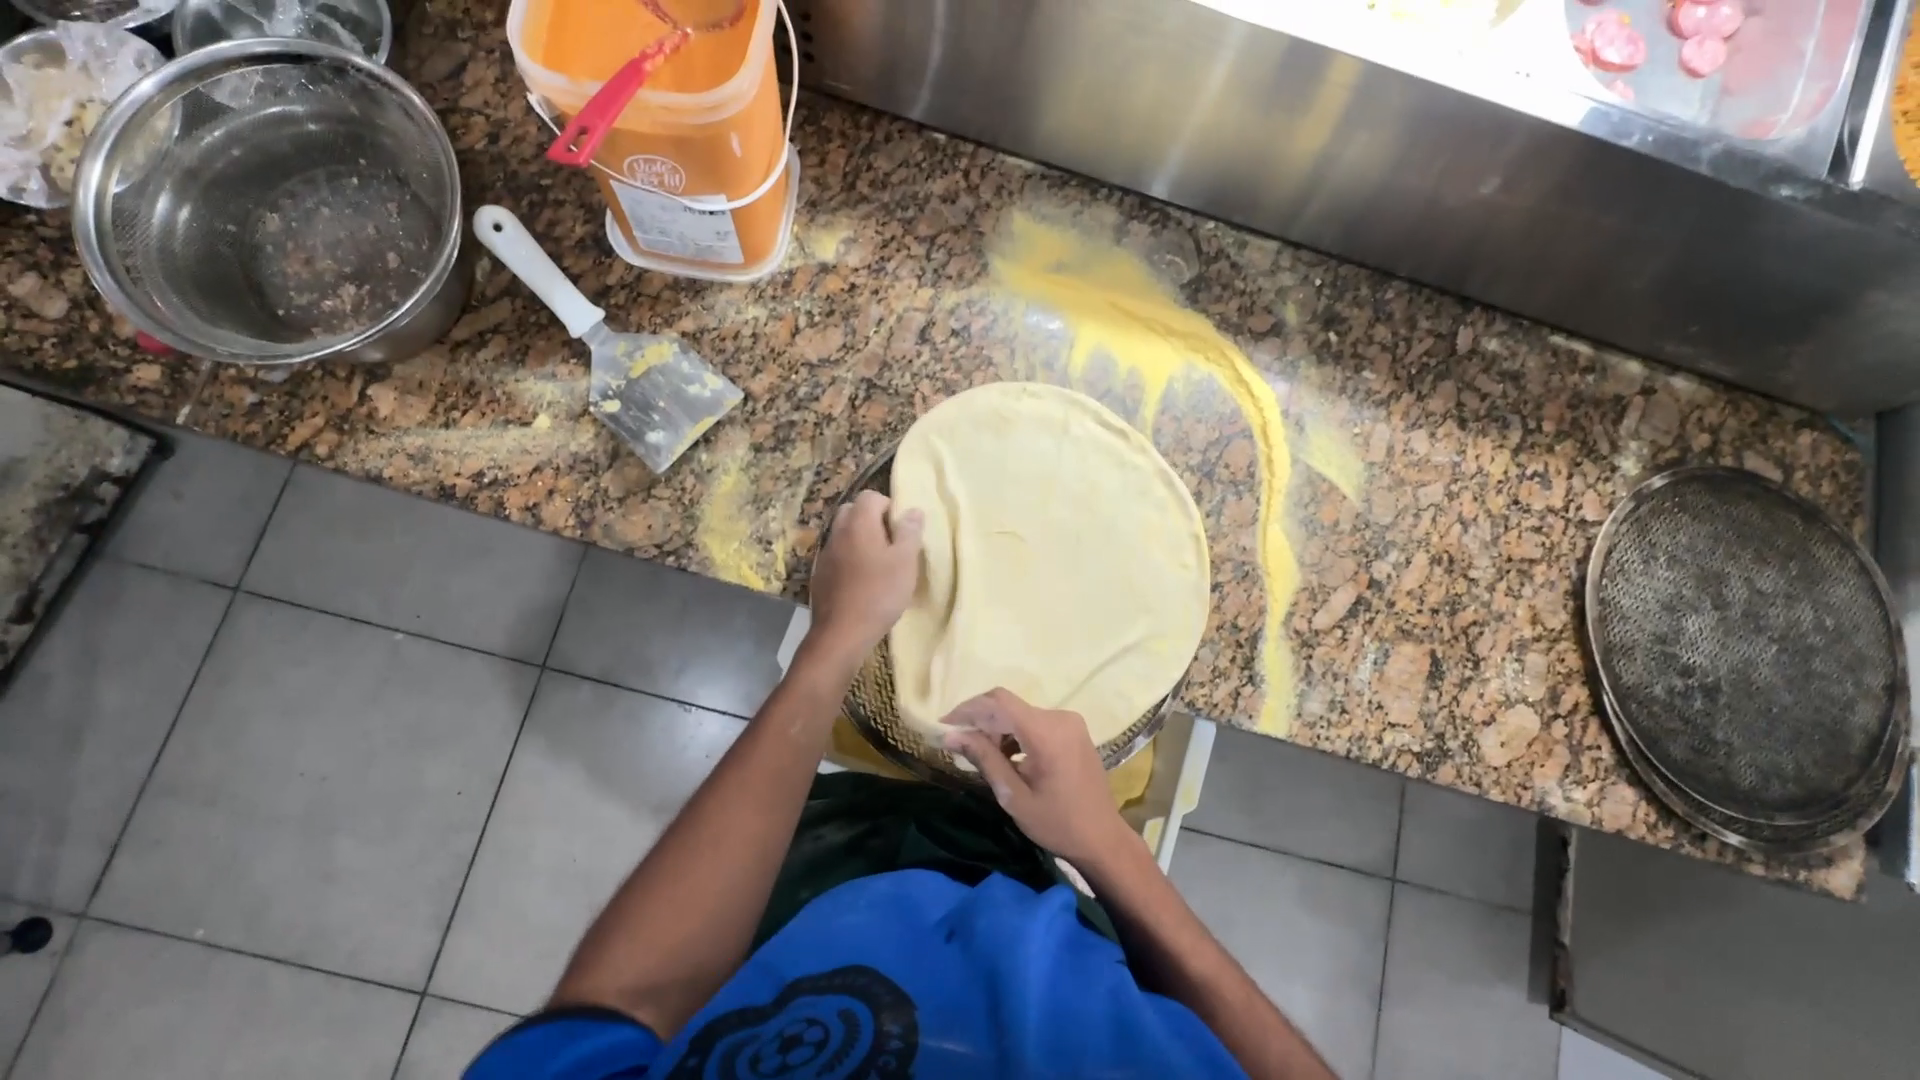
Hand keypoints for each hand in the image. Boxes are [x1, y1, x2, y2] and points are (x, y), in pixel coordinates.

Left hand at [806, 491, 924, 662]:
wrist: (841, 633)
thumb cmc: (879, 594)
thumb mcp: (905, 562)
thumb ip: (910, 532)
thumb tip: (912, 510)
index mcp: (858, 523)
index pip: (870, 496)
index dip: (888, 506)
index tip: (901, 529)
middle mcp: (837, 532)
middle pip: (852, 511)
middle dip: (871, 520)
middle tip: (890, 543)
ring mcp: (824, 554)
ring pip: (843, 534)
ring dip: (859, 540)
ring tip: (878, 564)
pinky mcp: (819, 574)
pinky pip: (836, 555)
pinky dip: (849, 559)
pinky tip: (861, 582)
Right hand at [941, 688, 1137, 867]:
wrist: (1102, 838)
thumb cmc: (1057, 823)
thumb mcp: (1013, 795)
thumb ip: (984, 759)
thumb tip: (951, 735)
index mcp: (1046, 732)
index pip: (998, 702)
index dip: (968, 708)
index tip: (945, 725)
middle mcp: (1059, 718)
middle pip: (1008, 707)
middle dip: (980, 722)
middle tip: (959, 746)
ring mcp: (1069, 723)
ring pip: (1020, 714)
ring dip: (997, 729)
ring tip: (981, 756)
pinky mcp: (1073, 731)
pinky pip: (1035, 722)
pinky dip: (1016, 734)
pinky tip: (1006, 757)